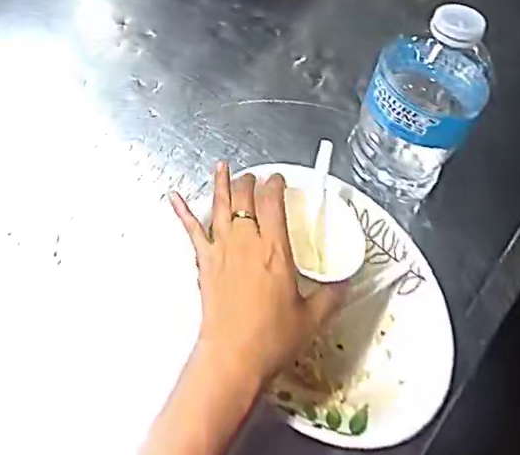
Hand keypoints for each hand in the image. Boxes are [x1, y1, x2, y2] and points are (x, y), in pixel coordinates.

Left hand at [171, 162, 343, 386]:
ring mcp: (220, 246)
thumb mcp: (312, 318)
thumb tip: (345, 285)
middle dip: (249, 181)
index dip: (274, 186)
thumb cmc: (273, 337)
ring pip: (219, 204)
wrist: (235, 353)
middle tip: (254, 176)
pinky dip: (182, 210)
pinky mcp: (203, 258)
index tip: (278, 179)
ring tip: (221, 166)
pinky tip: (174, 195)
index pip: (272, 203)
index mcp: (274, 249)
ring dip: (220, 183)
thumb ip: (330, 296)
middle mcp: (245, 240)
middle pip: (244, 198)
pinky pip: (190, 228)